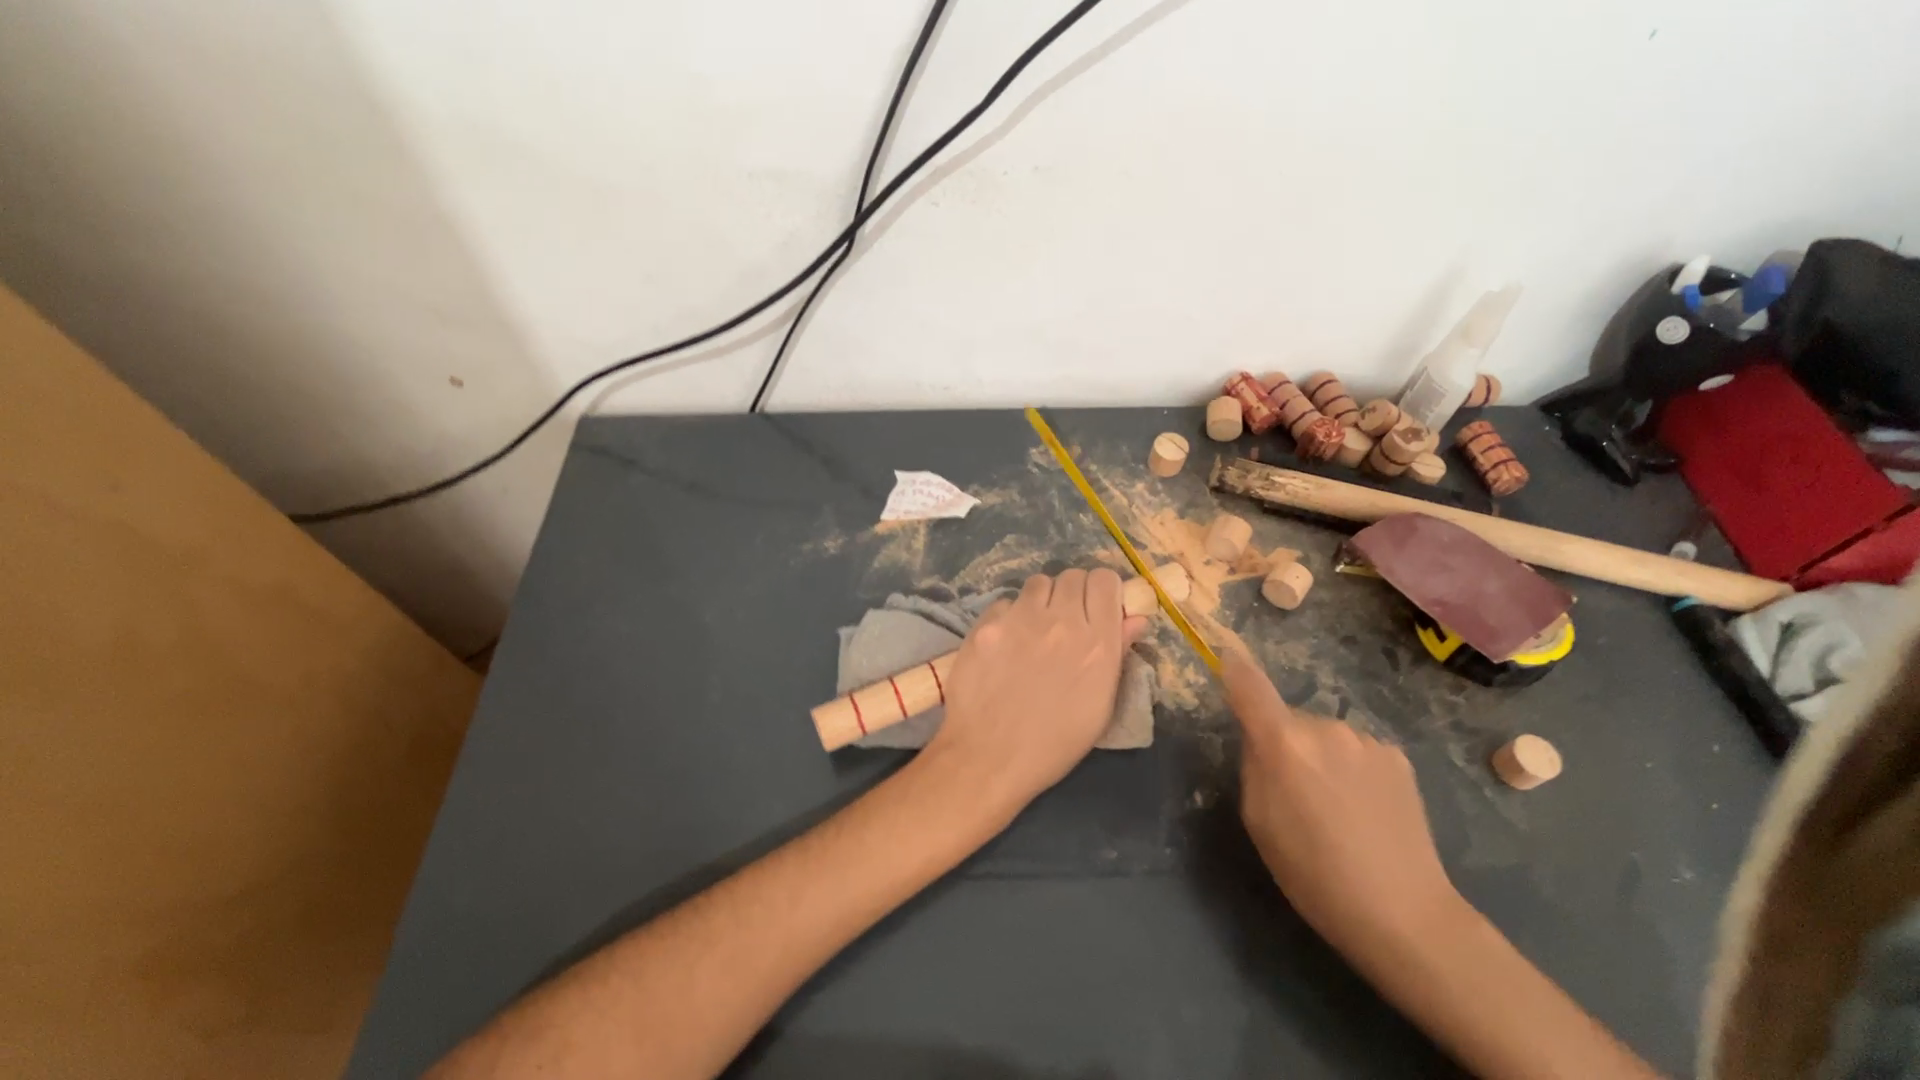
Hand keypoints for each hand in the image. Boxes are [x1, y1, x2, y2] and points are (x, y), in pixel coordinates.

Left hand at [920, 569, 1148, 818]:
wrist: (988, 758)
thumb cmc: (1054, 744)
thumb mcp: (1100, 707)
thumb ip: (1117, 654)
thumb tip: (1133, 618)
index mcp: (1097, 643)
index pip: (1106, 581)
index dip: (1103, 590)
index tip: (1098, 607)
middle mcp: (1061, 622)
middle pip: (1073, 576)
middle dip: (1074, 593)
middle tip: (1066, 620)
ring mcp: (1020, 619)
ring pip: (1038, 583)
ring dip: (1042, 600)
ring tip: (1035, 629)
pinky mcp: (986, 624)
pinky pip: (1005, 602)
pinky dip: (1009, 616)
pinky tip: (1005, 644)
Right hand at [1224, 650, 1460, 957]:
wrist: (1401, 910)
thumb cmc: (1311, 873)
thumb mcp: (1259, 822)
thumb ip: (1254, 767)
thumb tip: (1259, 738)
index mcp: (1283, 743)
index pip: (1250, 686)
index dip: (1234, 668)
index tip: (1226, 655)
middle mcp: (1326, 727)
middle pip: (1290, 721)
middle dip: (1284, 744)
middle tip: (1292, 795)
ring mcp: (1367, 740)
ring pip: (1326, 737)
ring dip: (1321, 758)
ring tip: (1335, 811)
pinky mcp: (1398, 757)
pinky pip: (1358, 752)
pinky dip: (1352, 770)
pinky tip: (1365, 812)